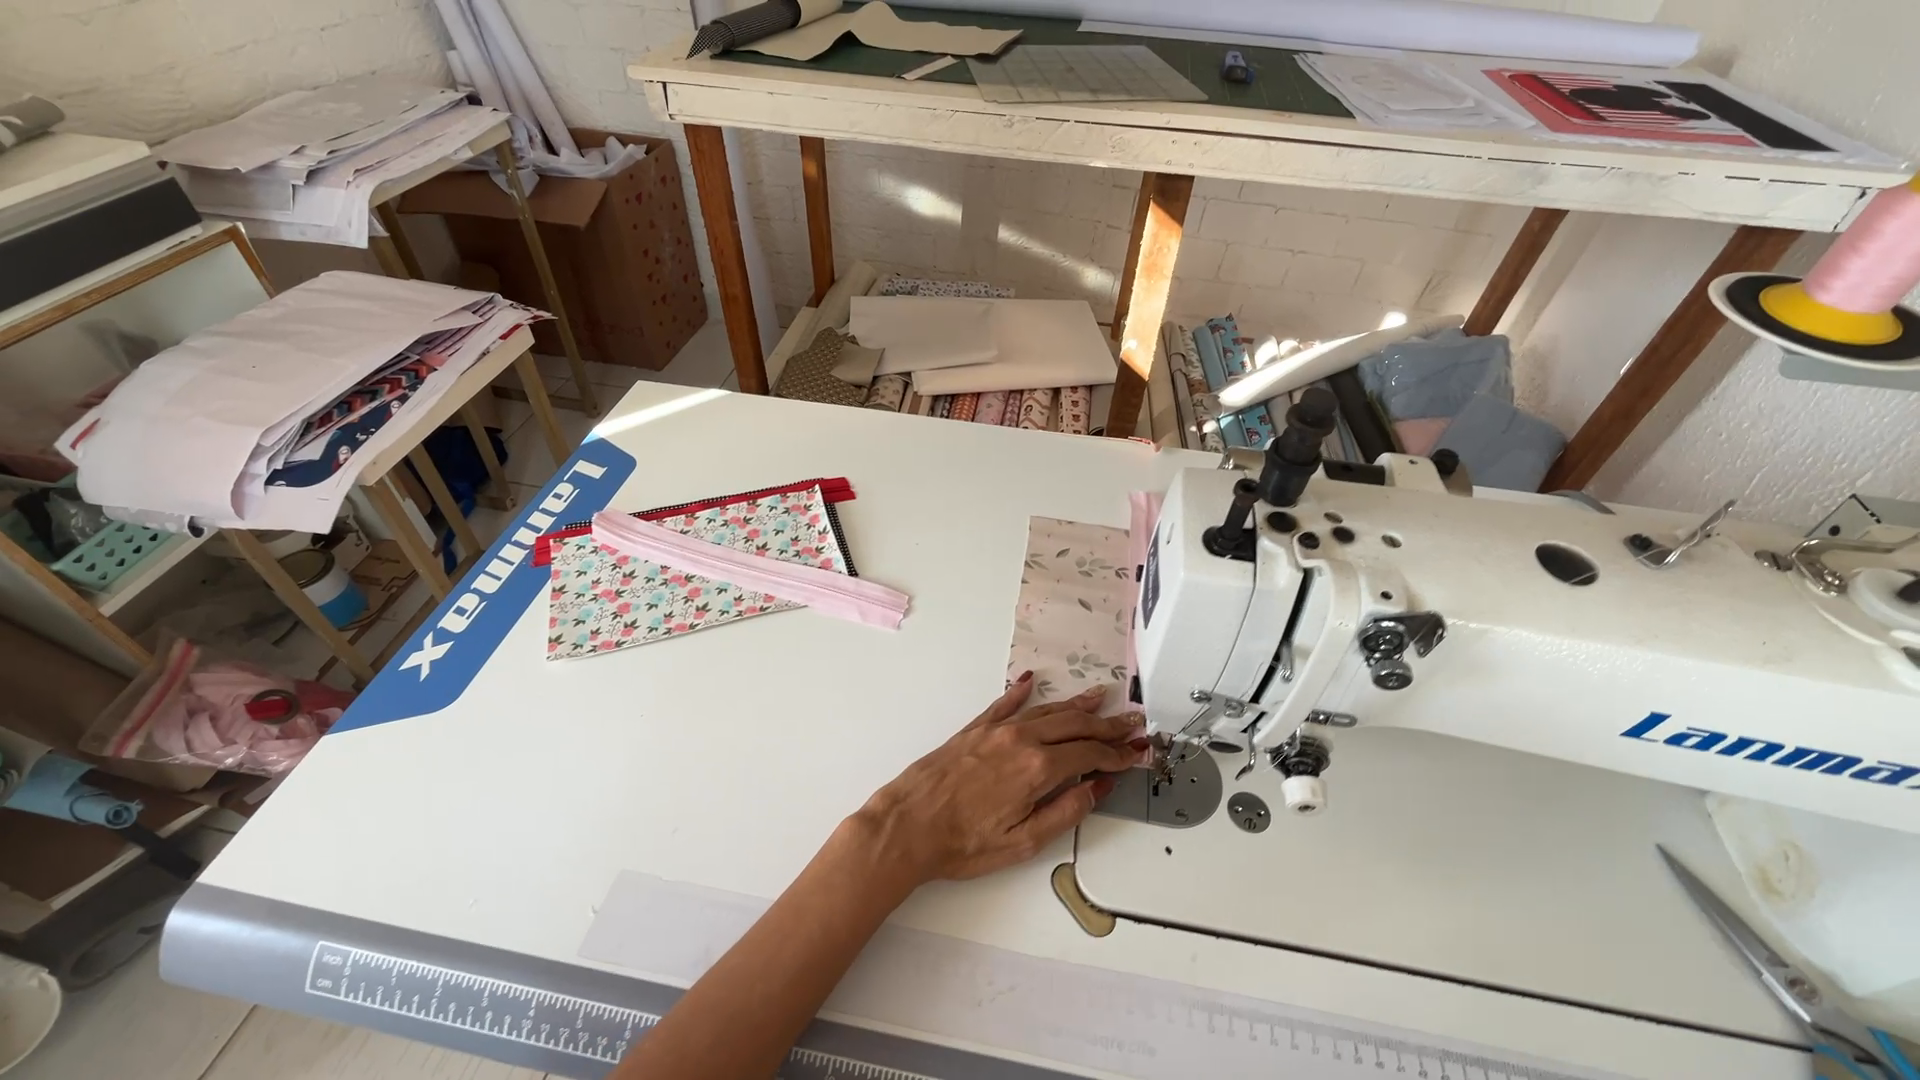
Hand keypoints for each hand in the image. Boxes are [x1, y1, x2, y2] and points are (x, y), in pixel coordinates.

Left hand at [849, 675, 1149, 887]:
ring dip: (1076, 705)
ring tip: (1101, 698)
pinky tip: (1032, 682)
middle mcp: (1020, 741)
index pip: (1090, 753)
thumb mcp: (1024, 842)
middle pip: (1074, 725)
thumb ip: (1066, 811)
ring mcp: (995, 731)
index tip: (1136, 752)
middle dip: (1107, 724)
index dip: (1117, 753)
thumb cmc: (961, 843)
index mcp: (1037, 769)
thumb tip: (1096, 787)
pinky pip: (1004, 704)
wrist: (906, 825)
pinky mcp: (973, 730)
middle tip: (1132, 721)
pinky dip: (1022, 692)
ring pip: (1046, 711)